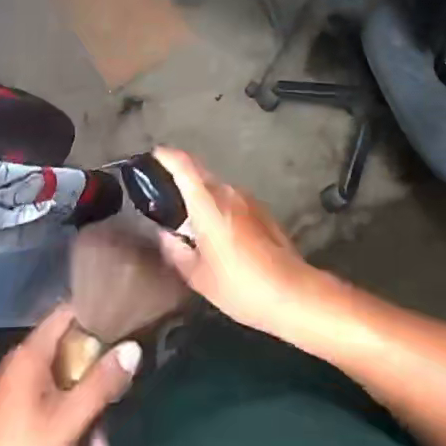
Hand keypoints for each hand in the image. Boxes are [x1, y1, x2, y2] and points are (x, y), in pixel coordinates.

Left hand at [0, 305, 138, 445]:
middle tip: (122, 392)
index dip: (96, 313)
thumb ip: (102, 382)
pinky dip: (75, 428)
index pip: (66, 314)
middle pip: (72, 353)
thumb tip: (134, 346)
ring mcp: (19, 399)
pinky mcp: (19, 427)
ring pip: (68, 387)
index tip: (127, 321)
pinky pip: (57, 411)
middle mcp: (22, 370)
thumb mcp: (68, 421)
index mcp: (28, 357)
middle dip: (99, 376)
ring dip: (91, 412)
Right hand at [150, 147, 334, 341]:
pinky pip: (233, 200)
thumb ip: (176, 251)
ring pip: (218, 188)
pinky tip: (216, 231)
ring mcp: (249, 200)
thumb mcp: (198, 276)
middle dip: (181, 176)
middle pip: (201, 174)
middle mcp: (230, 193)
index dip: (168, 156)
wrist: (291, 291)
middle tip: (163, 192)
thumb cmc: (239, 285)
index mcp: (209, 204)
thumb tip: (165, 235)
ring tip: (188, 218)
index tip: (155, 154)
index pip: (185, 167)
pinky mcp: (263, 210)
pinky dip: (219, 206)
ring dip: (202, 195)